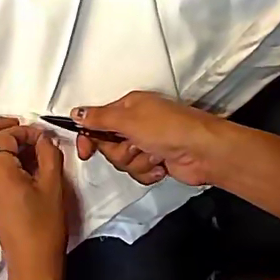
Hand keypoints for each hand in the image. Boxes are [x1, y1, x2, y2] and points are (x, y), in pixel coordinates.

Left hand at [0, 116, 69, 279]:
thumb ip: (49, 155)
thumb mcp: (53, 185)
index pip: (4, 135)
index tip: (43, 138)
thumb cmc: (43, 227)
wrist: (33, 262)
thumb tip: (45, 139)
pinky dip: (4, 157)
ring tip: (30, 147)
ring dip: (1, 141)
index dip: (26, 130)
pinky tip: (28, 164)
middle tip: (20, 126)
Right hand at [71, 92, 231, 186]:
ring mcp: (147, 143)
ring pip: (123, 161)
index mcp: (129, 107)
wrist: (204, 152)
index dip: (88, 137)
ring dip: (136, 162)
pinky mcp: (156, 161)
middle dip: (120, 152)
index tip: (85, 150)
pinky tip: (161, 165)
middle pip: (108, 145)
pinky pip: (137, 172)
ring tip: (153, 155)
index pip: (96, 122)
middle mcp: (136, 124)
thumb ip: (98, 118)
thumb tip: (76, 113)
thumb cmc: (171, 129)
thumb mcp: (128, 120)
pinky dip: (147, 171)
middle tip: (135, 146)